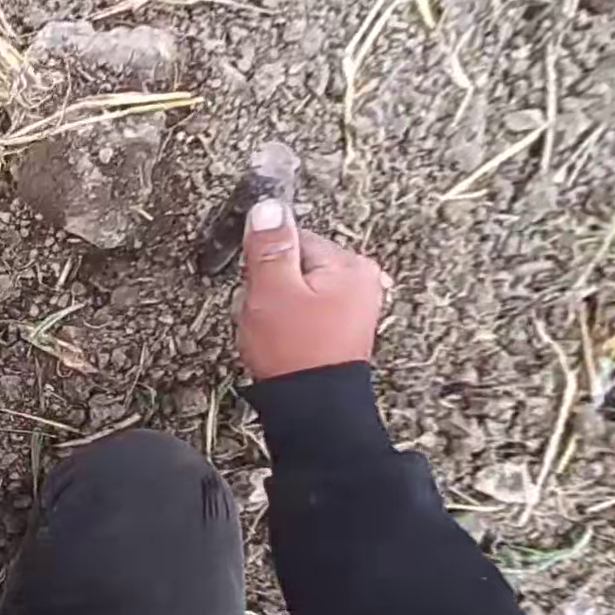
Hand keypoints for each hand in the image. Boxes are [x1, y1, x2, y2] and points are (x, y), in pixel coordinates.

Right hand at [236, 199, 385, 380]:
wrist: (311, 407)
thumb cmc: (294, 351)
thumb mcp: (271, 291)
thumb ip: (269, 247)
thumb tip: (268, 207)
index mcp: (348, 265)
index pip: (291, 240)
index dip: (263, 264)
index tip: (257, 287)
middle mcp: (358, 281)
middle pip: (292, 264)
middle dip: (267, 287)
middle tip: (265, 313)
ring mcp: (350, 306)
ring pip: (292, 289)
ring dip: (272, 307)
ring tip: (272, 331)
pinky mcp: (338, 328)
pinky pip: (300, 310)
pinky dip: (284, 322)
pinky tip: (279, 341)